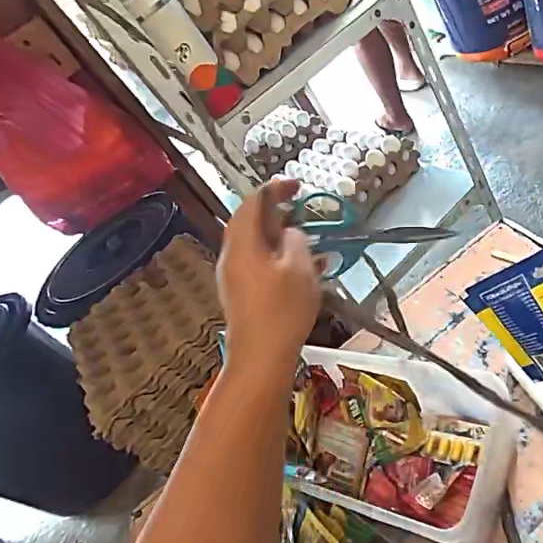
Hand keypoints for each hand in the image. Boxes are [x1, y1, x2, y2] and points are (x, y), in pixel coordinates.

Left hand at [217, 180, 320, 374]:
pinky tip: (305, 269)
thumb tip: (292, 233)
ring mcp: (235, 277)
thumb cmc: (282, 310)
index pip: (253, 203)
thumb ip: (297, 242)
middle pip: (251, 223)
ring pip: (258, 245)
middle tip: (303, 210)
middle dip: (278, 213)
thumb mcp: (299, 269)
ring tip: (309, 240)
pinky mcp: (244, 294)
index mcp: (242, 244)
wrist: (261, 357)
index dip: (275, 189)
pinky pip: (262, 264)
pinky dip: (281, 258)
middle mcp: (232, 256)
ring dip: (282, 237)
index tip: (298, 185)